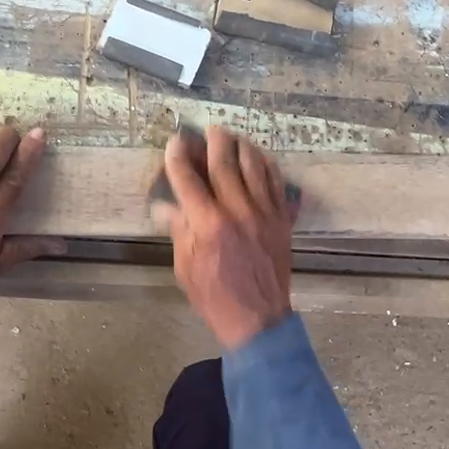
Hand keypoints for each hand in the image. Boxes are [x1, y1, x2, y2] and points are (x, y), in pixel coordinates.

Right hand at [156, 127, 295, 349]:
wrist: (258, 319)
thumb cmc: (214, 296)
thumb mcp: (184, 266)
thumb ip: (179, 229)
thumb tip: (166, 205)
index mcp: (208, 223)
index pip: (188, 177)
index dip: (178, 155)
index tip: (175, 142)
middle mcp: (237, 210)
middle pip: (224, 161)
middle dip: (214, 140)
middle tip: (209, 130)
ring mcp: (263, 212)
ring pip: (254, 165)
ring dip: (242, 146)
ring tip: (233, 137)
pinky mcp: (281, 219)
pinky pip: (276, 182)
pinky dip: (266, 164)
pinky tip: (259, 157)